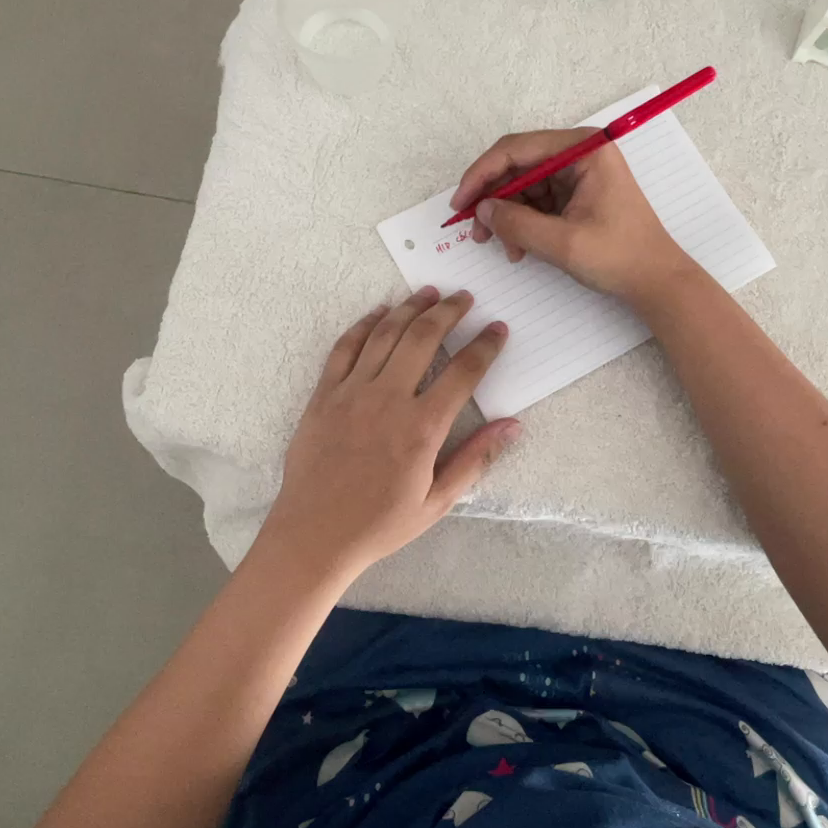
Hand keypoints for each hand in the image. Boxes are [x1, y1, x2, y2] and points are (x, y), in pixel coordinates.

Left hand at [253, 287, 519, 581]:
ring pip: (384, 334)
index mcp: (422, 428)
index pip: (463, 372)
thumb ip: (475, 458)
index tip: (498, 329)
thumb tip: (512, 425)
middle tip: (464, 297)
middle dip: (449, 312)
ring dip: (409, 308)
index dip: (485, 346)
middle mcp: (388, 400)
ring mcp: (351, 393)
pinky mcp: (324, 394)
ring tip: (428, 293)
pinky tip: (379, 312)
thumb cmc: (380, 524)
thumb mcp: (438, 501)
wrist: (314, 534)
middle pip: (423, 338)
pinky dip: (364, 324)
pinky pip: (345, 347)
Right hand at [451, 128, 698, 303]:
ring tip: (503, 248)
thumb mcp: (562, 243)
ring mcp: (578, 175)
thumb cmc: (619, 257)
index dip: (481, 175)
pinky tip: (518, 248)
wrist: (656, 281)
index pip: (516, 149)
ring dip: (507, 216)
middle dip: (493, 199)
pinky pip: (537, 202)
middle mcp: (579, 154)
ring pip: (524, 186)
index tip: (460, 204)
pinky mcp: (577, 195)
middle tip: (475, 232)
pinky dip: (523, 223)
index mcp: (583, 150)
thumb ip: (517, 224)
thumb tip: (481, 211)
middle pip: (518, 166)